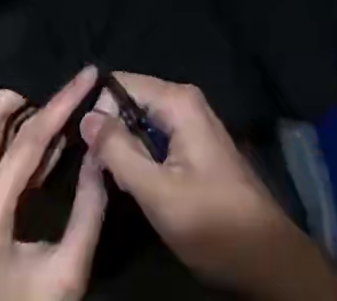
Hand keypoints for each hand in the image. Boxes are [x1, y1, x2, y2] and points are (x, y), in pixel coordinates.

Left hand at [0, 67, 106, 300]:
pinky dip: (20, 138)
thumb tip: (101, 148)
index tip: (89, 74)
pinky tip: (54, 141)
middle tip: (69, 93)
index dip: (62, 102)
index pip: (27, 140)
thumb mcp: (69, 268)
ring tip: (68, 111)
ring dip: (25, 115)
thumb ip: (90, 205)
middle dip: (30, 96)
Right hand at [80, 73, 336, 300]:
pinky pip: (153, 138)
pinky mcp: (192, 146)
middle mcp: (185, 102)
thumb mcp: (156, 191)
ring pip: (140, 122)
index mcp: (178, 101)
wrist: (262, 253)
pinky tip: (128, 182)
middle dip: (107, 128)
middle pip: (130, 100)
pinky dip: (137, 156)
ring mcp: (191, 124)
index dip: (96, 107)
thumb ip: (119, 151)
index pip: (121, 83)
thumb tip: (86, 117)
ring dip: (121, 145)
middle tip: (87, 163)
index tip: (75, 138)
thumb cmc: (210, 220)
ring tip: (103, 174)